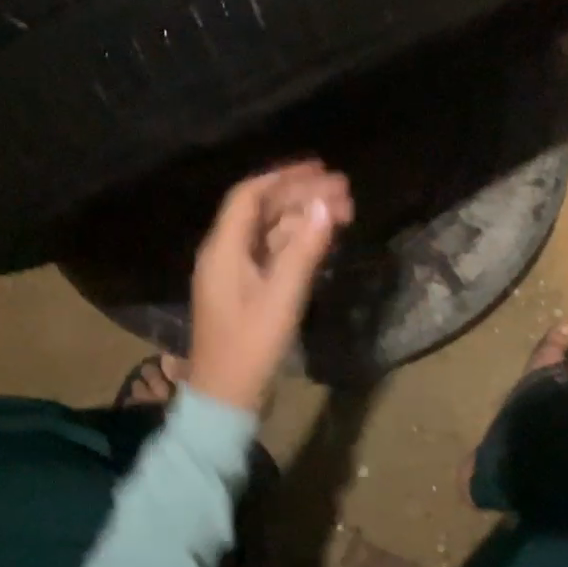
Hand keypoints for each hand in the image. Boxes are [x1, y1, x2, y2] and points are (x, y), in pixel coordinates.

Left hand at [187, 161, 352, 409]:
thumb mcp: (282, 296)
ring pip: (272, 231)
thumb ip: (304, 249)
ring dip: (304, 217)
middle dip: (302, 195)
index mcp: (223, 249)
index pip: (250, 195)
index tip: (320, 167)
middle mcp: (226, 253)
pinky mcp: (248, 290)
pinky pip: (274, 251)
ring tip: (343, 210)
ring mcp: (236, 272)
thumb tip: (325, 206)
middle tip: (344, 189)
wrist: (226, 399)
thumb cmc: (251, 346)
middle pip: (264, 210)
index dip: (284, 176)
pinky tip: (324, 237)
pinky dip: (299, 240)